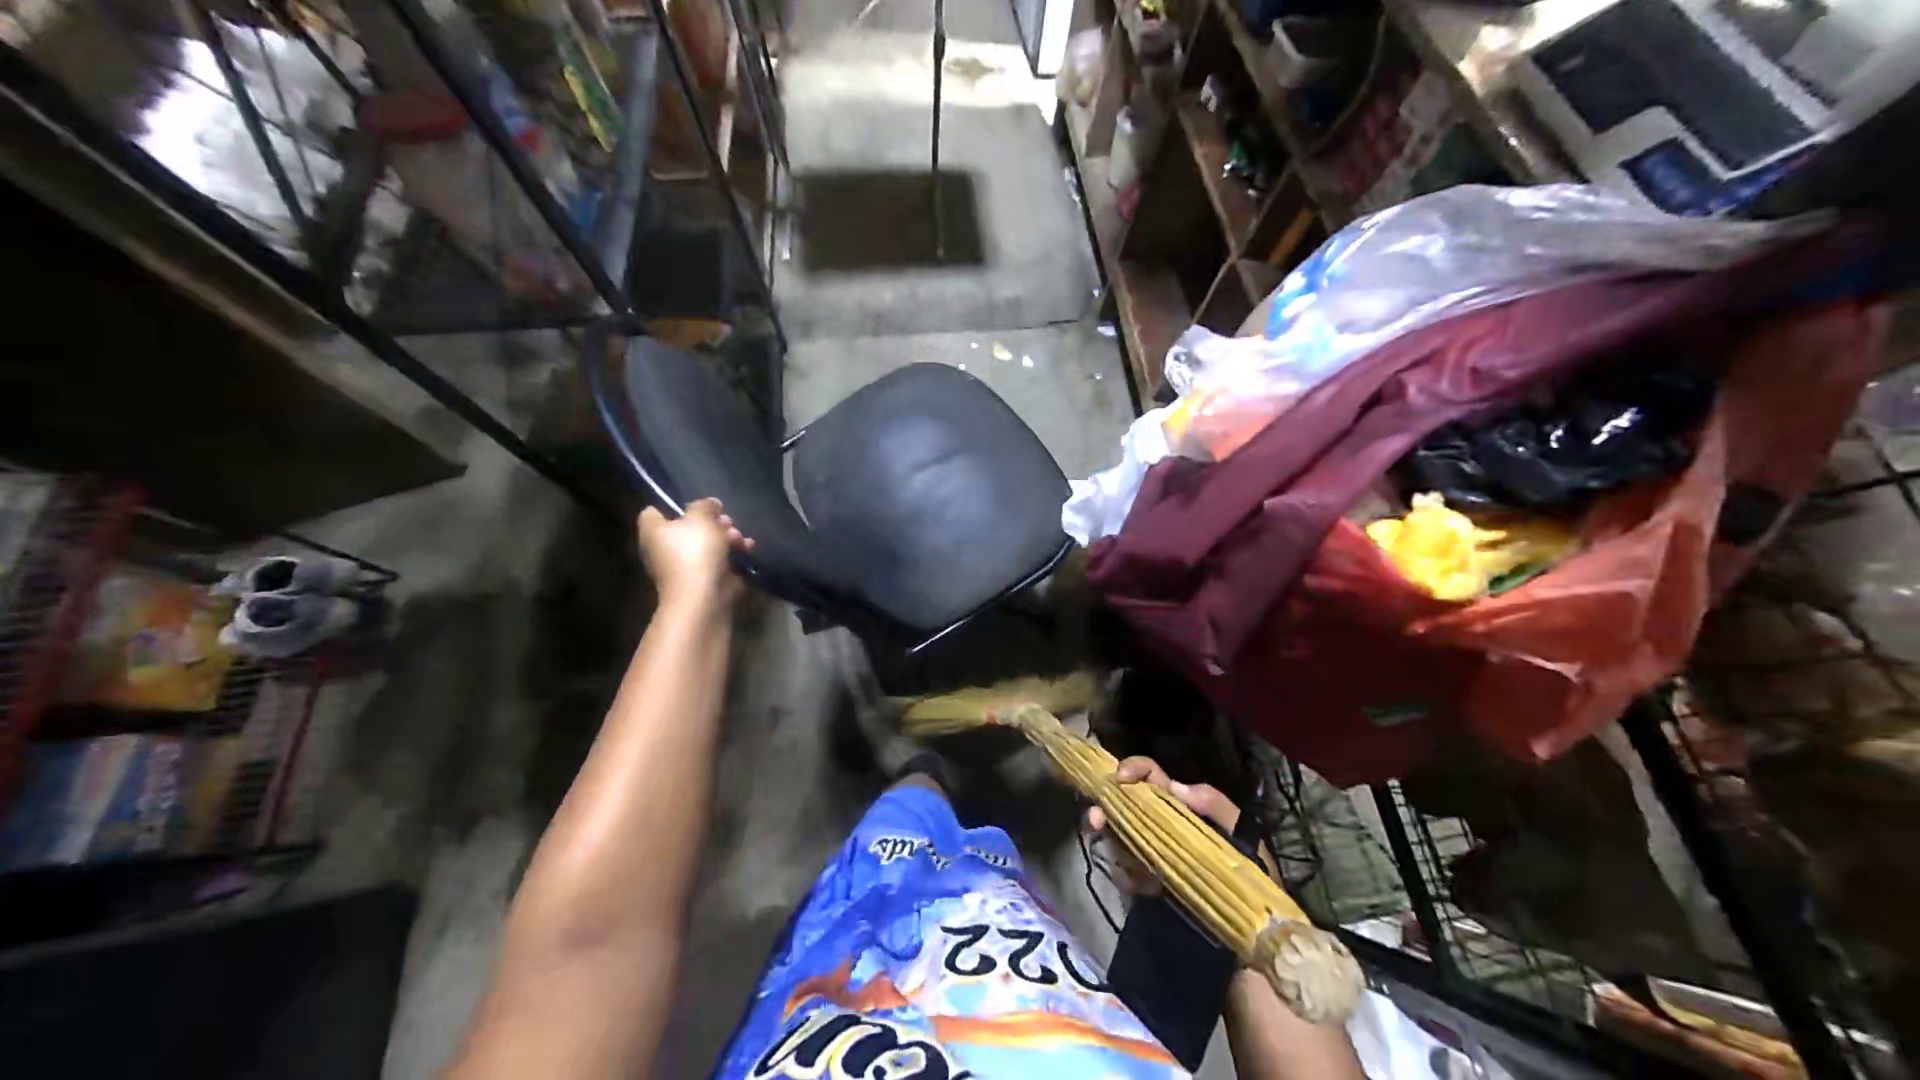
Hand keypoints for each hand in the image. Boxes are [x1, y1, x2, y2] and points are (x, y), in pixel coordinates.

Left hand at [637, 498, 753, 607]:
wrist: (703, 597)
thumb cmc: (694, 552)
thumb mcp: (700, 517)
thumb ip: (704, 505)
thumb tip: (710, 504)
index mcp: (653, 531)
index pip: (654, 510)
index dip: (674, 504)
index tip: (698, 505)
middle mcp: (664, 549)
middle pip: (688, 527)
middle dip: (713, 522)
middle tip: (728, 522)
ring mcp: (684, 566)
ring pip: (707, 544)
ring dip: (727, 537)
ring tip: (740, 538)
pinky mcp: (703, 580)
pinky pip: (718, 561)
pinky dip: (733, 554)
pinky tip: (747, 549)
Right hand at [1085, 756, 1239, 896]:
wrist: (1256, 930)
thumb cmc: (1250, 873)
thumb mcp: (1242, 833)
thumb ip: (1216, 805)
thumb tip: (1176, 787)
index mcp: (1180, 805)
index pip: (1150, 776)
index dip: (1133, 768)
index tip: (1121, 777)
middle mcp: (1159, 824)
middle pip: (1124, 804)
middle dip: (1106, 805)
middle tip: (1096, 817)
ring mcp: (1150, 853)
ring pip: (1118, 836)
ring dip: (1107, 836)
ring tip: (1101, 838)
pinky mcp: (1148, 885)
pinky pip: (1127, 875)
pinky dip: (1128, 877)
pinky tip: (1139, 884)